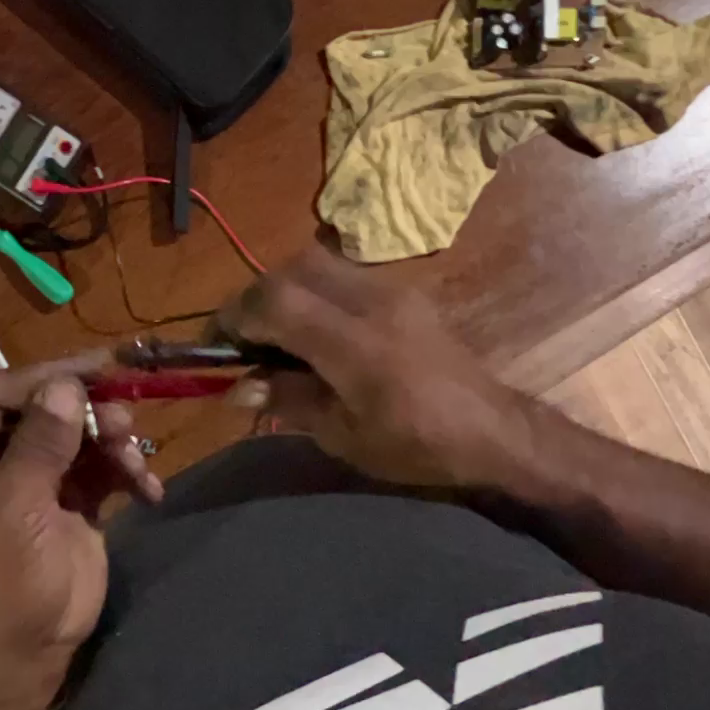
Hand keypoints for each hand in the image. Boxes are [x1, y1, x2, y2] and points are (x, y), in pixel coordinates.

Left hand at [0, 355, 161, 709]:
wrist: (22, 656)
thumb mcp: (13, 508)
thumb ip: (40, 442)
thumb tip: (66, 384)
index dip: (46, 377)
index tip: (97, 369)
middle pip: (43, 407)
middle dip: (89, 412)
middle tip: (125, 421)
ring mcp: (32, 477)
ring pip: (78, 432)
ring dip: (114, 441)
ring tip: (135, 464)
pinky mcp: (70, 500)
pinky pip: (101, 466)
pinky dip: (127, 472)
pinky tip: (148, 491)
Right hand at [219, 252, 533, 487]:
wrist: (491, 429)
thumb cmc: (416, 446)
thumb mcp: (344, 436)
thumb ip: (289, 401)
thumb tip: (238, 389)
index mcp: (355, 345)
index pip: (276, 301)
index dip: (235, 318)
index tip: (218, 347)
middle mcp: (372, 302)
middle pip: (291, 270)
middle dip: (255, 299)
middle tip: (244, 341)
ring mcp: (391, 289)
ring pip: (316, 263)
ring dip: (284, 291)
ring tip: (277, 336)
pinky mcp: (403, 291)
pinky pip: (342, 274)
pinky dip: (313, 293)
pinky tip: (315, 332)